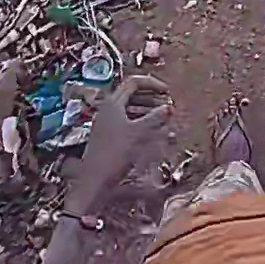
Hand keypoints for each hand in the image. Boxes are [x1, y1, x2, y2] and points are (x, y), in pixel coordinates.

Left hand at [65, 75, 171, 216]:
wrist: (94, 181)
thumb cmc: (116, 154)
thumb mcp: (139, 134)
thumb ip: (155, 118)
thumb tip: (169, 107)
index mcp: (113, 103)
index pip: (133, 82)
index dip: (152, 83)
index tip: (167, 91)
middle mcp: (107, 109)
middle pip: (131, 94)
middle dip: (151, 96)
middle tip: (166, 102)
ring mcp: (106, 122)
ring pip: (129, 108)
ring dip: (147, 109)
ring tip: (163, 117)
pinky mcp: (107, 135)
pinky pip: (126, 120)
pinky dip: (140, 121)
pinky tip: (152, 131)